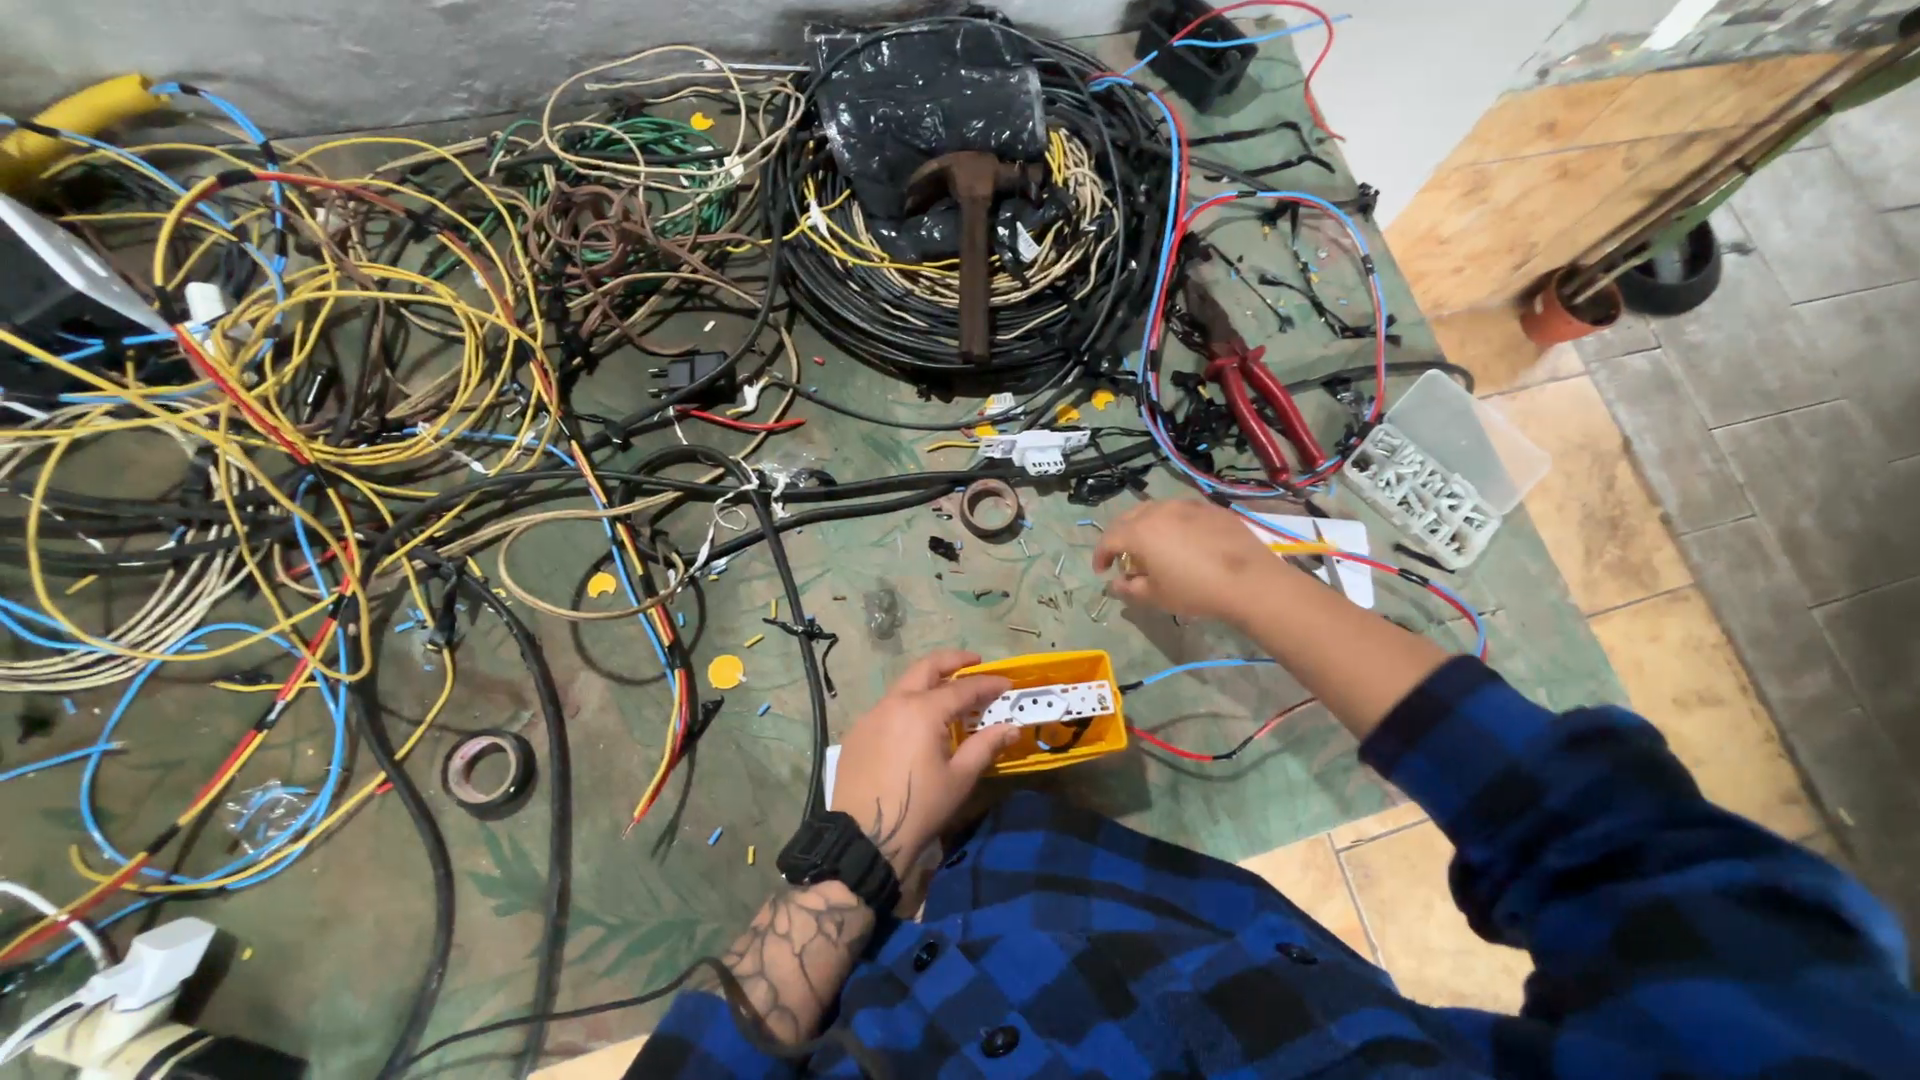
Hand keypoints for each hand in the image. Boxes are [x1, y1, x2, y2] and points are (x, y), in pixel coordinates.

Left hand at [831, 649, 1015, 876]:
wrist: (866, 836)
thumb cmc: (920, 807)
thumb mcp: (959, 778)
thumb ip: (985, 745)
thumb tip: (1011, 727)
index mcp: (922, 710)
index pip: (962, 688)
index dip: (987, 684)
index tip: (1006, 683)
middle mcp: (894, 703)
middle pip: (925, 668)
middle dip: (952, 661)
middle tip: (973, 663)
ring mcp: (871, 716)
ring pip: (903, 686)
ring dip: (927, 682)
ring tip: (947, 693)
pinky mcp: (857, 733)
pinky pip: (887, 707)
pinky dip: (907, 704)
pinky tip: (916, 723)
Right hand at [1093, 498, 1280, 621]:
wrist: (1249, 581)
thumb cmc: (1195, 591)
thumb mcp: (1156, 596)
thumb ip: (1128, 588)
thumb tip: (1116, 583)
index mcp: (1140, 531)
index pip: (1109, 539)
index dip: (1100, 555)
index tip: (1102, 570)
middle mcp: (1160, 511)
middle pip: (1129, 518)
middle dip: (1120, 536)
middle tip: (1123, 555)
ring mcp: (1187, 505)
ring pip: (1156, 510)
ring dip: (1145, 526)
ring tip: (1152, 545)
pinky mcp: (1211, 508)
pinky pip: (1182, 512)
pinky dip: (1173, 524)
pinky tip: (1183, 541)